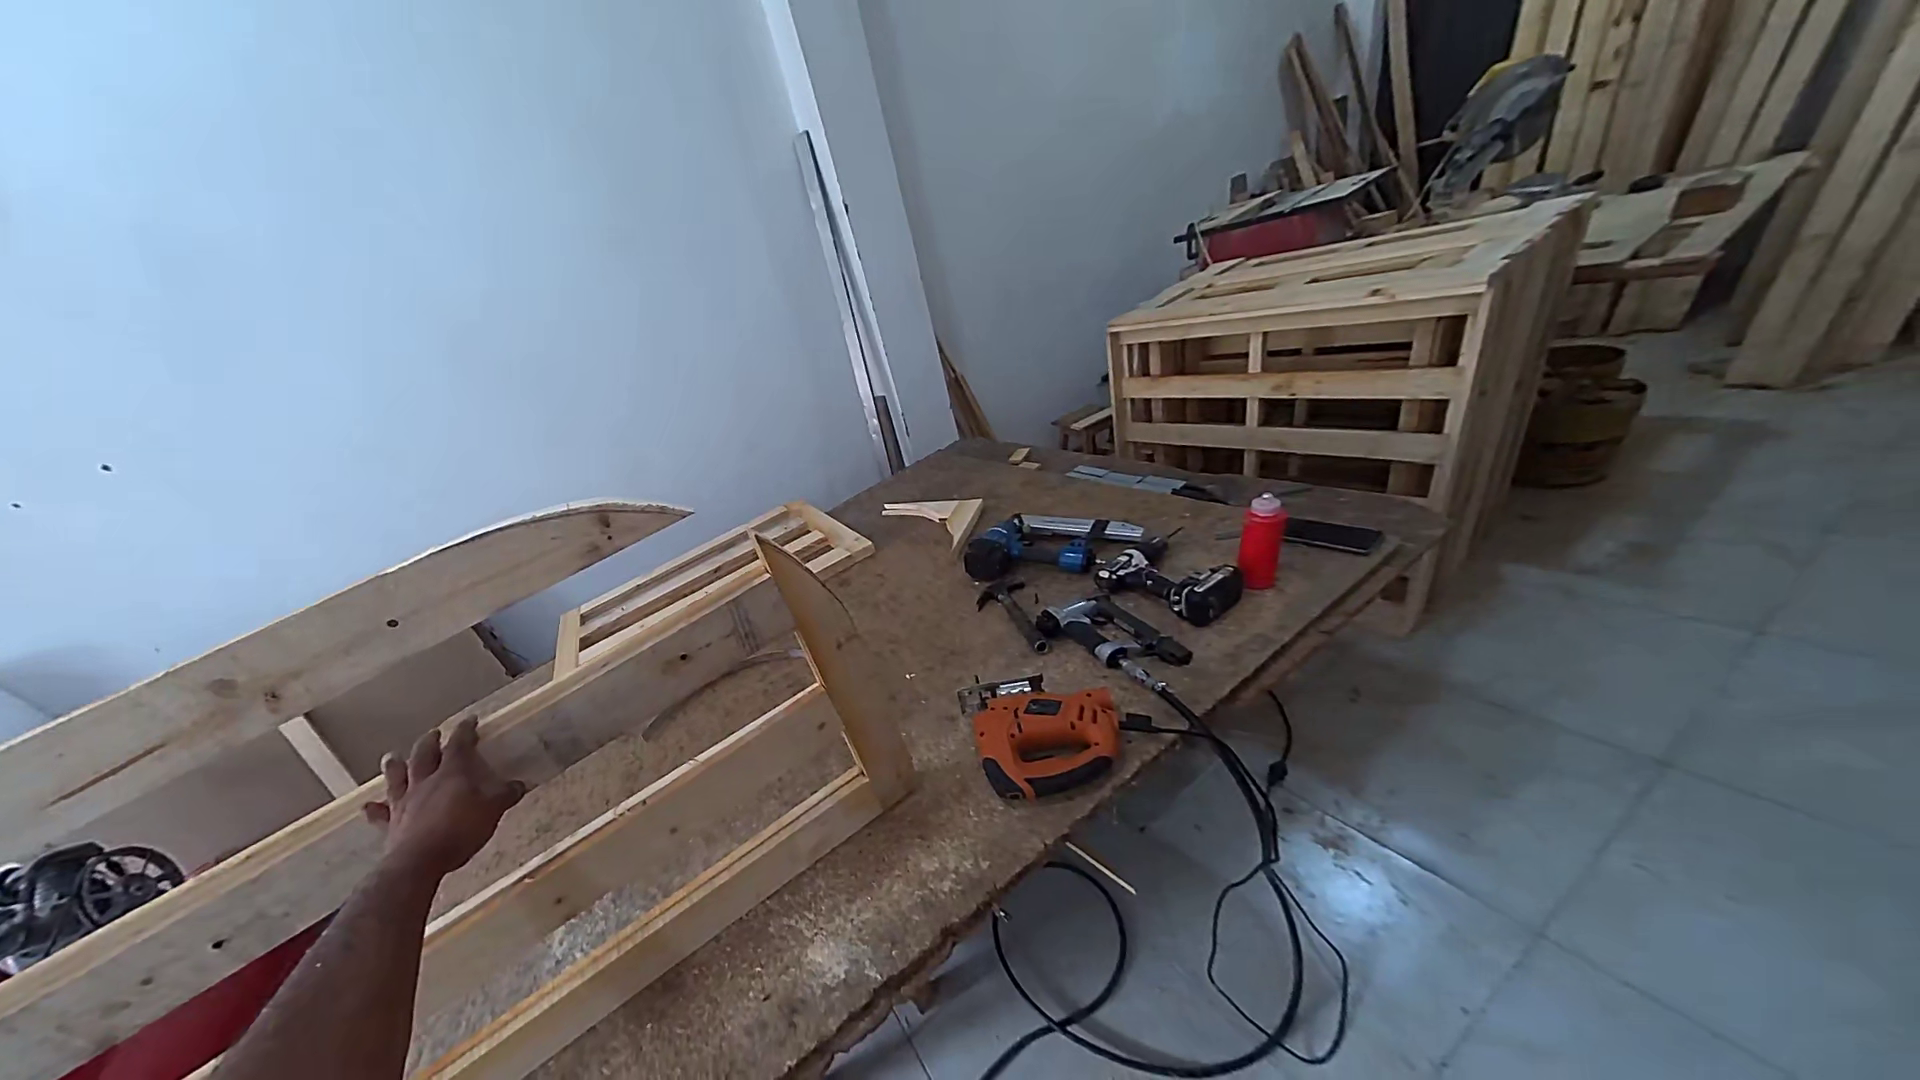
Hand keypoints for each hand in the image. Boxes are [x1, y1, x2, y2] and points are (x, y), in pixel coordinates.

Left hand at [363, 717, 524, 880]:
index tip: (470, 720)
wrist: (418, 862)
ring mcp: (405, 803)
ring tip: (392, 756)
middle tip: (433, 733)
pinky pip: (380, 814)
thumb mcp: (493, 810)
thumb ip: (505, 795)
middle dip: (429, 742)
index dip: (465, 730)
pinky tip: (367, 806)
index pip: (459, 744)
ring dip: (395, 766)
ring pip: (397, 778)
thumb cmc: (460, 830)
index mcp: (452, 774)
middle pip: (424, 756)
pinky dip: (374, 809)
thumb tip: (518, 785)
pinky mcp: (392, 824)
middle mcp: (425, 782)